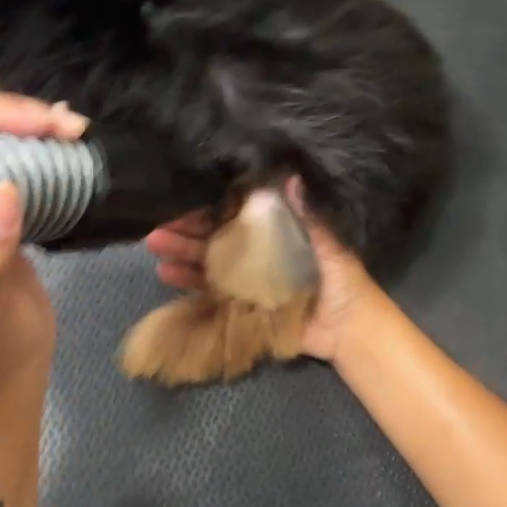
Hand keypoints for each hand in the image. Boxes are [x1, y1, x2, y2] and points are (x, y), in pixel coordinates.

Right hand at [144, 181, 379, 362]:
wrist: (351, 330)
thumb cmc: (346, 281)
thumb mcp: (330, 244)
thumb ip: (310, 215)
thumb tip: (294, 176)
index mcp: (280, 233)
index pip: (241, 214)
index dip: (216, 205)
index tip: (189, 194)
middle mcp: (260, 253)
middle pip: (219, 236)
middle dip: (189, 228)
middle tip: (159, 221)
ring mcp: (249, 279)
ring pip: (210, 261)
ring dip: (183, 252)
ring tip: (155, 243)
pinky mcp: (243, 305)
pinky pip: (212, 292)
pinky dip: (189, 283)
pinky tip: (166, 272)